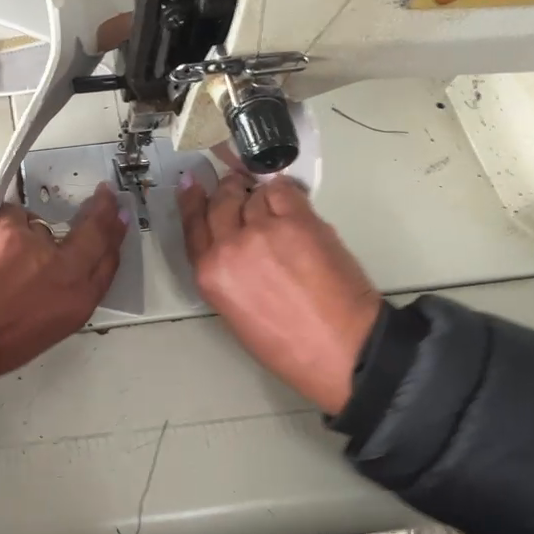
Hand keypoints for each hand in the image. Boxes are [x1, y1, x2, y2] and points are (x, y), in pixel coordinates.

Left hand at [0, 187, 127, 393]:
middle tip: (104, 195)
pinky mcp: (9, 230)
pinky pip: (15, 216)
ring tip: (3, 260)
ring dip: (30, 235)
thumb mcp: (46, 330)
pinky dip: (5, 228)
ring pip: (45, 225)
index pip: (108, 263)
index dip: (113, 239)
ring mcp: (38, 246)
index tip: (115, 221)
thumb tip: (64, 269)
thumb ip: (64, 295)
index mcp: (78, 304)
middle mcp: (67, 272)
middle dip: (101, 210)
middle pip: (95, 231)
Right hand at [178, 172, 381, 413]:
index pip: (192, 224)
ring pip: (253, 195)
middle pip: (220, 202)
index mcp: (210, 275)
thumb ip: (224, 272)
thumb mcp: (235, 312)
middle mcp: (229, 248)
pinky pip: (283, 191)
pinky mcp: (298, 221)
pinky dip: (284, 192)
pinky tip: (291, 202)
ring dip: (259, 197)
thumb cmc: (288, 344)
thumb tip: (232, 240)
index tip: (192, 184)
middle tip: (237, 186)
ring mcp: (263, 231)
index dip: (192, 200)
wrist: (341, 349)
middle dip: (228, 192)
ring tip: (273, 206)